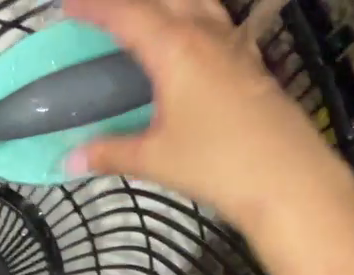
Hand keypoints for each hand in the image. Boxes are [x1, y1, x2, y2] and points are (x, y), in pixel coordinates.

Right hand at [65, 0, 353, 229]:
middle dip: (130, 2)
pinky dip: (195, 21)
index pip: (127, 14)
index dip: (95, 7)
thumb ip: (111, 154)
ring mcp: (233, 45)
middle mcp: (205, 33)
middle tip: (105, 12)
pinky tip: (191, 41)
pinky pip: (217, 25)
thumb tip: (71, 159)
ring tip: (146, 17)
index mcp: (175, 48)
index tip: (68, 5)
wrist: (285, 178)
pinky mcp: (251, 63)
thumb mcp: (155, 160)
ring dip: (167, 4)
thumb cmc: (217, 163)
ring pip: (196, 3)